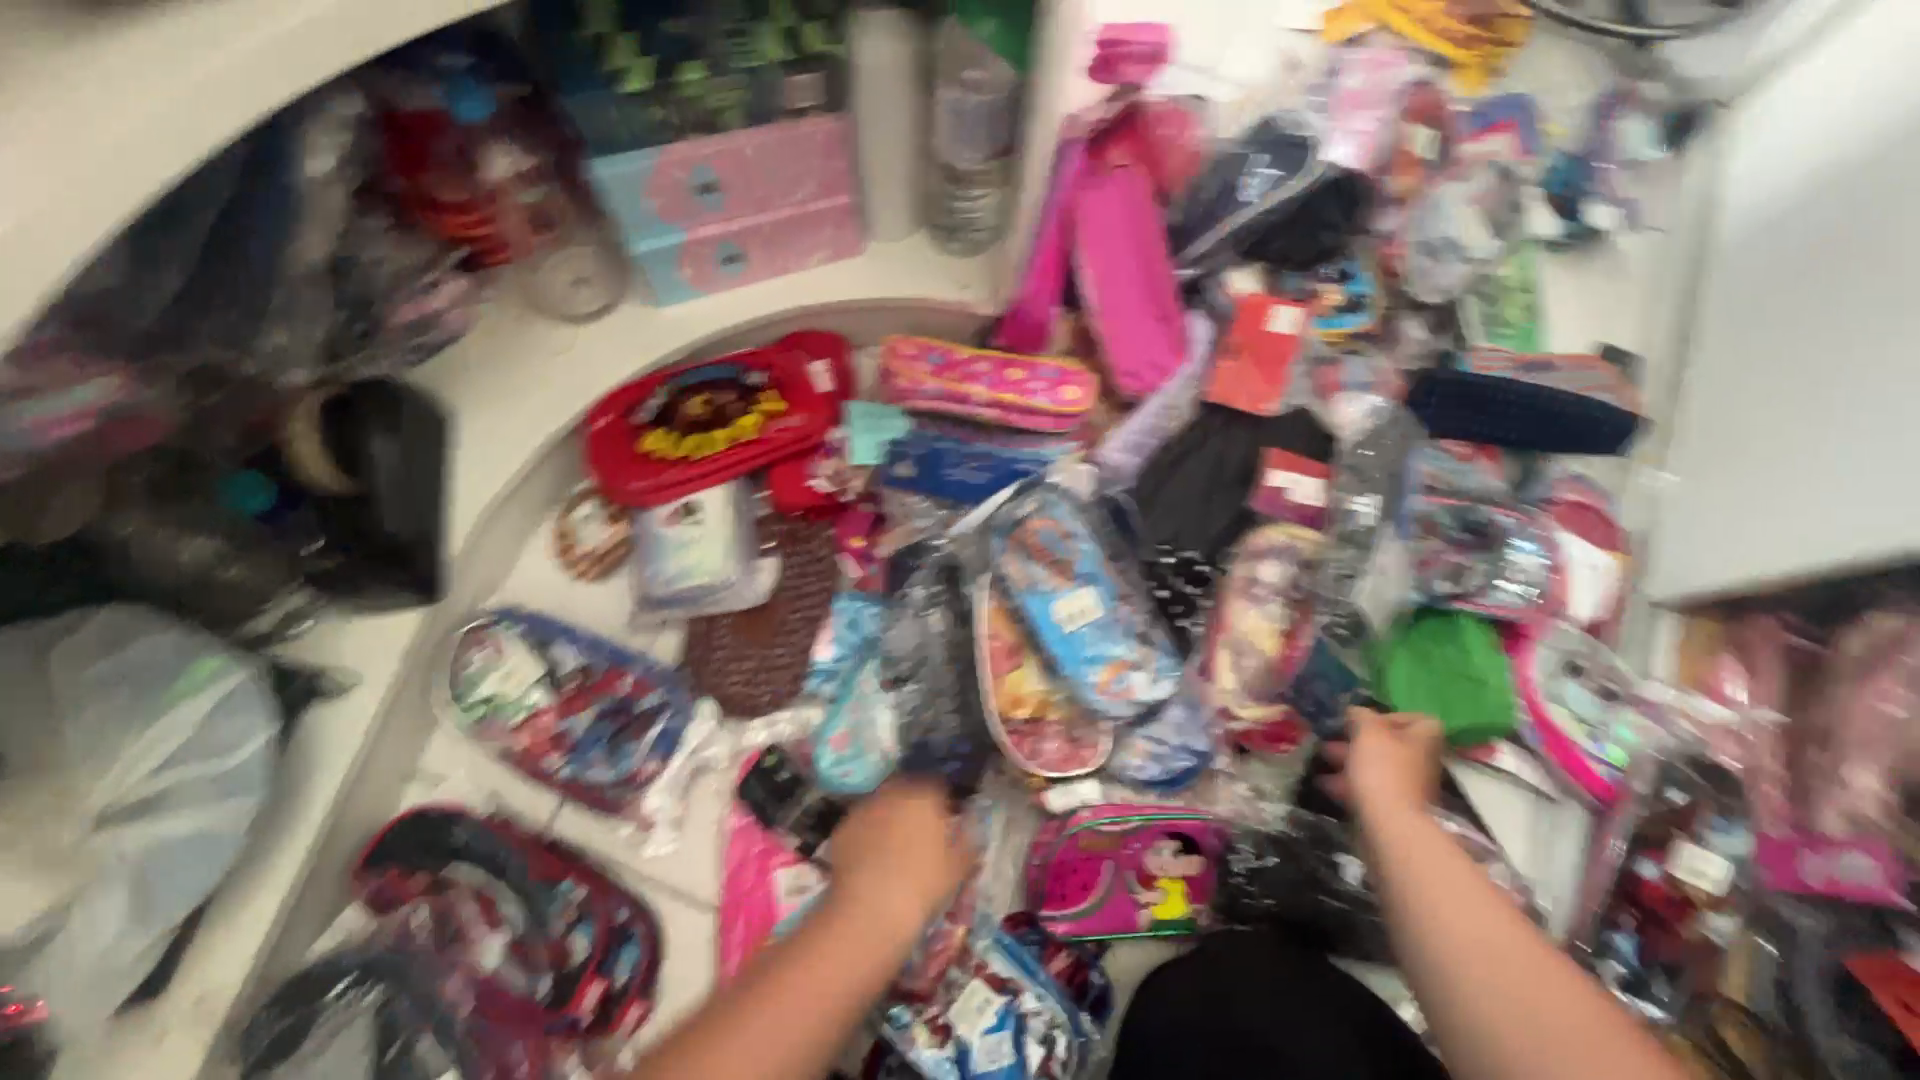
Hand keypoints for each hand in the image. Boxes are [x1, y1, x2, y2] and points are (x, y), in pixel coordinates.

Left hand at [825, 777, 975, 936]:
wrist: (871, 911)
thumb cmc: (924, 886)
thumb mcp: (959, 867)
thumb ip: (968, 839)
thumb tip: (970, 825)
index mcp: (925, 796)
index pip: (937, 786)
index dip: (942, 801)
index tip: (945, 819)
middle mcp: (892, 794)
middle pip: (906, 790)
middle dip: (912, 804)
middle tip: (919, 830)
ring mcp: (863, 809)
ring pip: (881, 805)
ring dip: (888, 816)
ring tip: (892, 846)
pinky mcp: (841, 828)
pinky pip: (860, 825)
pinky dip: (867, 834)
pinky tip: (870, 859)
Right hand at [1317, 707, 1443, 822]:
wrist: (1389, 824)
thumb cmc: (1382, 769)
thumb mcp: (1368, 732)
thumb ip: (1361, 715)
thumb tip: (1356, 710)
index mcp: (1423, 739)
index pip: (1416, 719)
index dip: (1390, 716)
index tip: (1363, 720)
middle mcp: (1420, 760)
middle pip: (1390, 743)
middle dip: (1357, 739)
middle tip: (1332, 737)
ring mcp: (1407, 786)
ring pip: (1375, 766)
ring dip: (1347, 761)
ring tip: (1319, 757)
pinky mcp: (1391, 807)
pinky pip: (1368, 788)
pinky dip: (1346, 784)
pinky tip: (1322, 783)